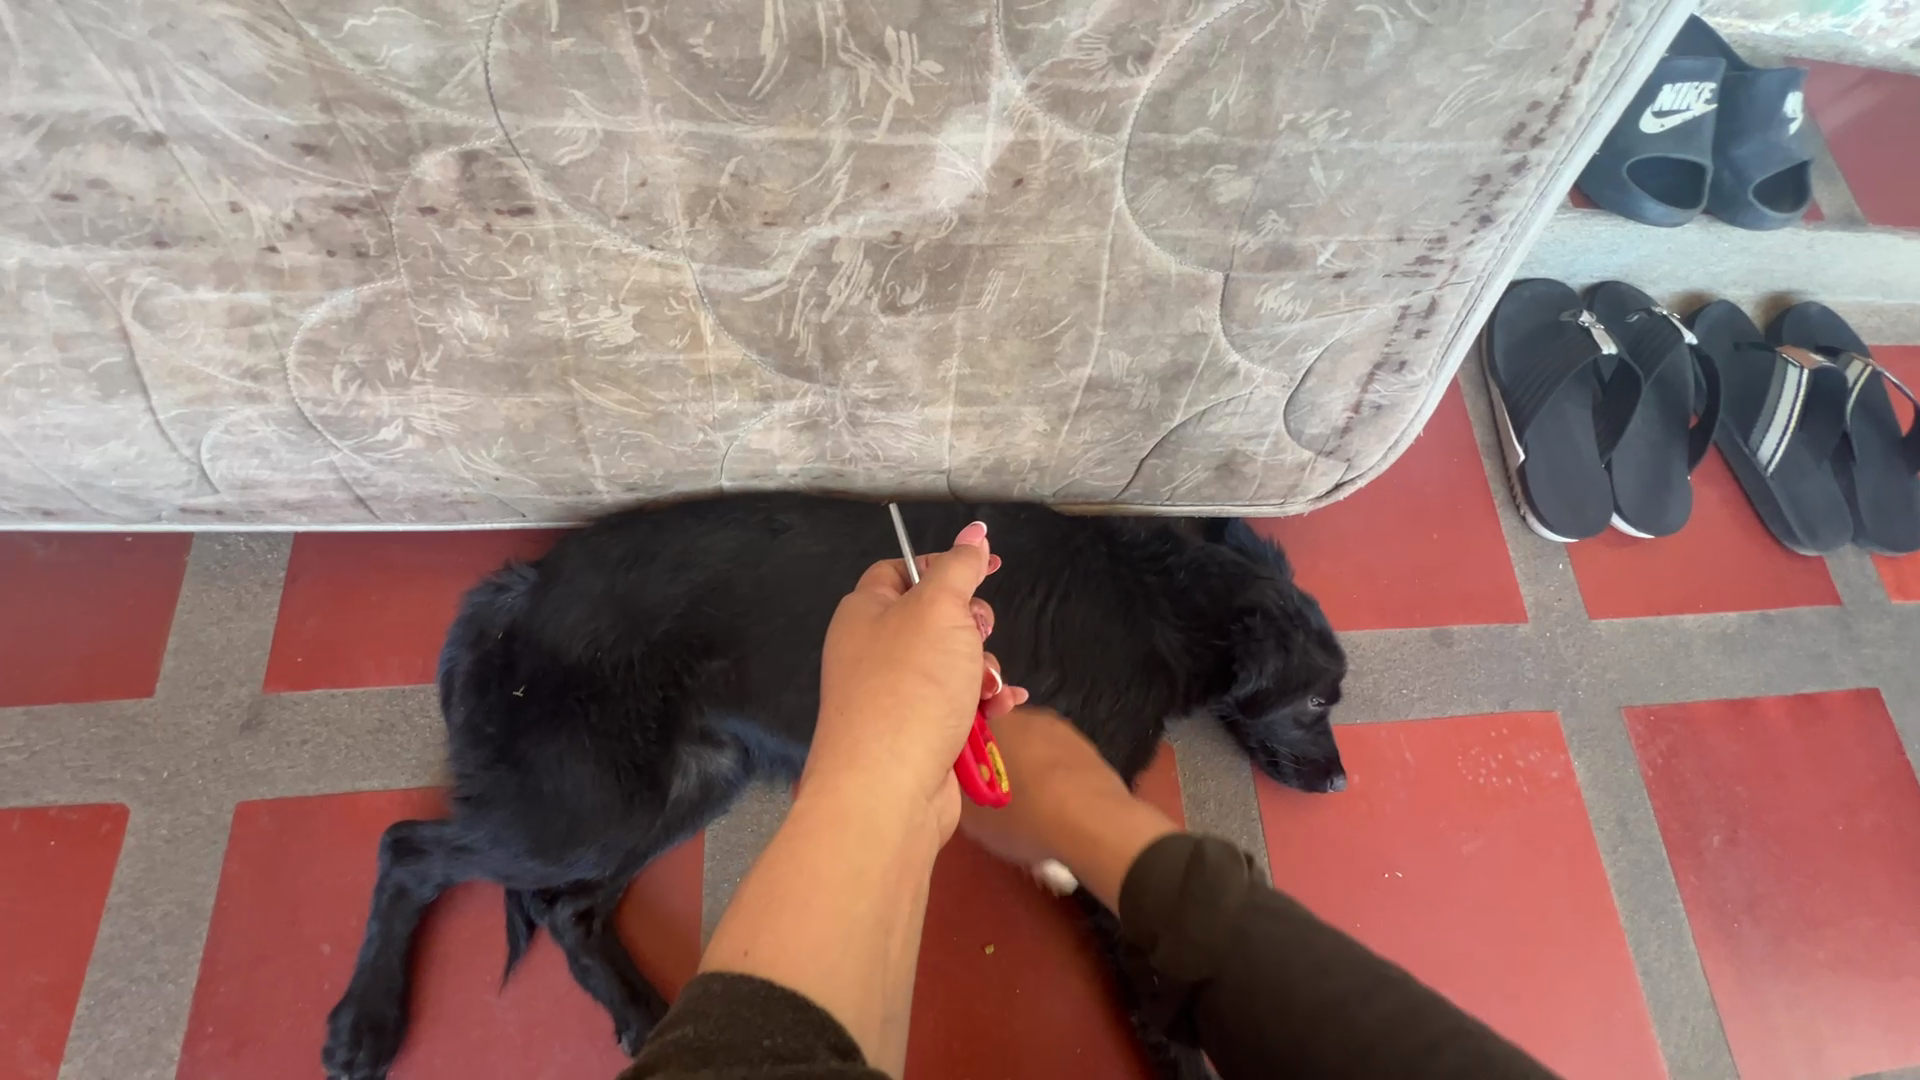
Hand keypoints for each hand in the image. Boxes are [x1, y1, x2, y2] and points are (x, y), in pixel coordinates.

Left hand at [809, 520, 1027, 839]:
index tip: (988, 565)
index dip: (946, 564)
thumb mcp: (940, 608)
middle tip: (978, 632)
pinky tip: (1001, 706)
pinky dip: (982, 702)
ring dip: (982, 670)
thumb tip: (975, 532)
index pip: (904, 569)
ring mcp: (895, 694)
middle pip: (935, 617)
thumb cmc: (909, 684)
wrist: (888, 787)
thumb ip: (960, 566)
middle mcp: (874, 649)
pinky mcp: (917, 731)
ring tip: (986, 686)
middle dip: (971, 624)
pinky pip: (957, 703)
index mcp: (866, 611)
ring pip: (953, 662)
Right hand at [959, 707, 1177, 908]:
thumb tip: (958, 780)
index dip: (967, 751)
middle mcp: (1028, 715)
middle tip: (994, 793)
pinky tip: (1056, 805)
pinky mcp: (1088, 747)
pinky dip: (1055, 776)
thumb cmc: (1022, 814)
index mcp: (994, 722)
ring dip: (1028, 766)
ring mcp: (1062, 729)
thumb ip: (958, 788)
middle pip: (1004, 733)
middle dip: (998, 757)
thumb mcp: (971, 814)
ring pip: (1034, 745)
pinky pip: (1060, 759)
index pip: (970, 725)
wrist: (1093, 823)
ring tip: (1029, 804)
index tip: (968, 777)